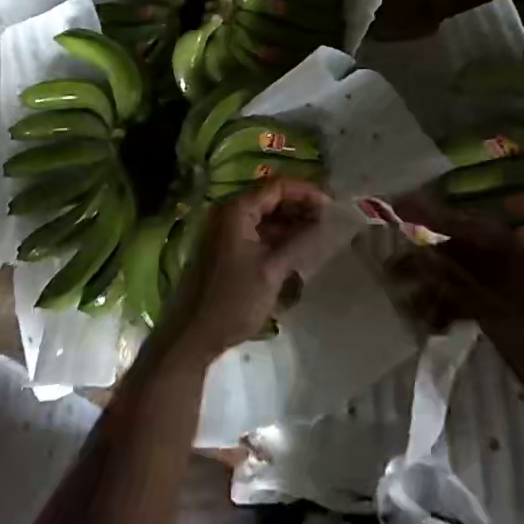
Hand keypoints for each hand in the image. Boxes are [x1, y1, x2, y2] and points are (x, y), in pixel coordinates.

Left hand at [152, 179, 330, 365]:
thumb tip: (325, 220)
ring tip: (319, 233)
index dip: (306, 192)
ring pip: (265, 216)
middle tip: (328, 219)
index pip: (277, 187)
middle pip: (271, 199)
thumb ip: (300, 240)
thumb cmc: (234, 300)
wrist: (192, 336)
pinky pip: (257, 232)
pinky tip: (298, 247)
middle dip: (300, 207)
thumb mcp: (273, 270)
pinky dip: (277, 236)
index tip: (331, 205)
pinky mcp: (225, 248)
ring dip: (290, 222)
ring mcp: (225, 231)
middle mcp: (228, 213)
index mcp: (237, 210)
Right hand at [392, 217, 523, 435]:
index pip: (467, 225)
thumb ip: (463, 287)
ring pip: (462, 277)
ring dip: (435, 288)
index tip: (396, 206)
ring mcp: (511, 288)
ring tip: (403, 303)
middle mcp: (514, 262)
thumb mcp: (508, 319)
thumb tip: (422, 256)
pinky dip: (450, 308)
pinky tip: (429, 323)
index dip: (430, 215)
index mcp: (521, 252)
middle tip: (389, 271)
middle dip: (426, 259)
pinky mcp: (508, 313)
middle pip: (461, 251)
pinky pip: (471, 300)